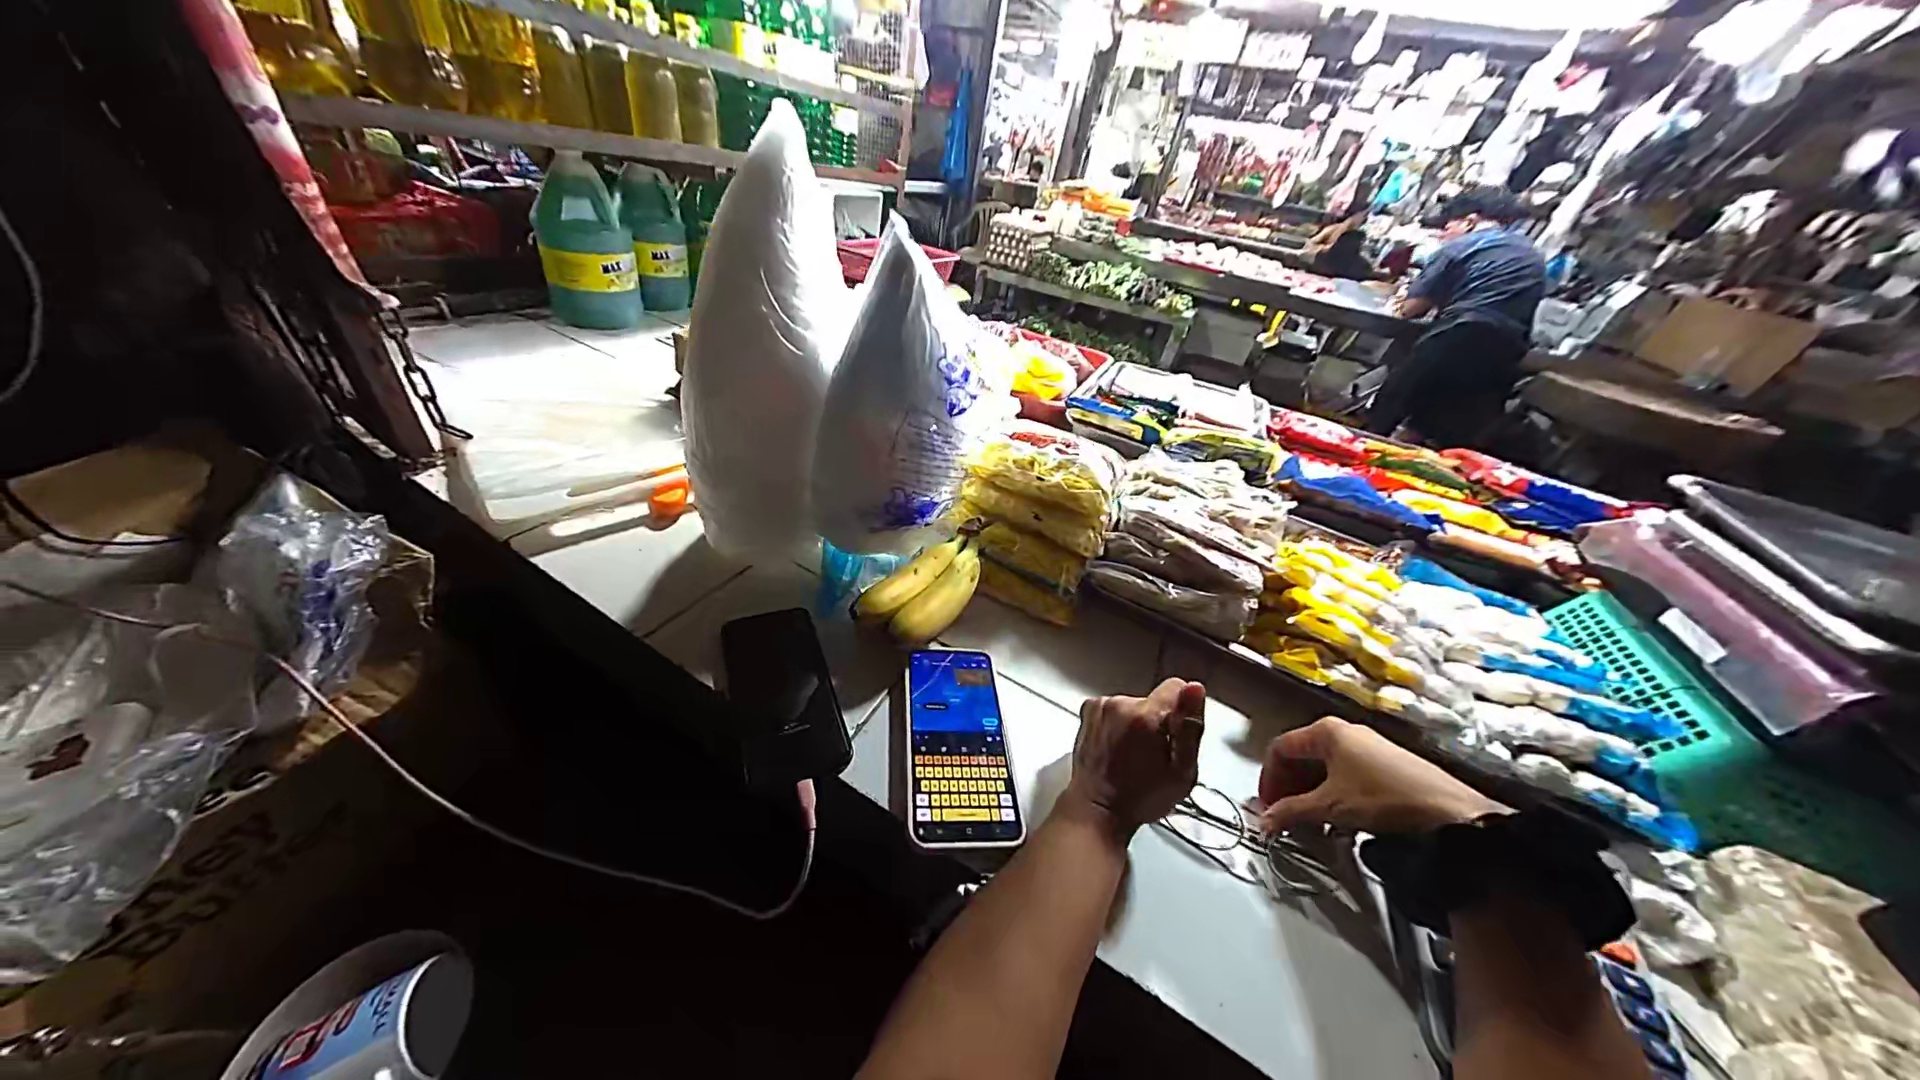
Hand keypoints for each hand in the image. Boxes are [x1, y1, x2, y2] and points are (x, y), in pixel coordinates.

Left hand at [1065, 678, 1205, 835]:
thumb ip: (1191, 726)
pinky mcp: (1088, 713)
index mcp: (1145, 716)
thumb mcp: (1181, 772)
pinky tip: (1118, 748)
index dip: (1183, 710)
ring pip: (1134, 706)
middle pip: (1154, 700)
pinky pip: (1115, 709)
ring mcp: (1100, 707)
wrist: (1097, 809)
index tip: (1177, 734)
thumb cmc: (1139, 798)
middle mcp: (1119, 705)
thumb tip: (1195, 689)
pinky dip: (1118, 724)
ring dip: (1137, 724)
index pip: (1176, 686)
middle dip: (1159, 722)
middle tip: (1154, 755)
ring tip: (1133, 756)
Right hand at [1254, 717, 1505, 834]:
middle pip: (1301, 757)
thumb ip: (1291, 812)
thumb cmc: (1386, 799)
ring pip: (1324, 768)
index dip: (1268, 779)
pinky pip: (1345, 775)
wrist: (1451, 813)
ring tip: (1310, 822)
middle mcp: (1345, 732)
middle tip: (1284, 815)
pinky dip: (1332, 795)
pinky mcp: (1386, 765)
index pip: (1280, 749)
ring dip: (1310, 795)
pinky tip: (1338, 821)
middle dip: (1289, 788)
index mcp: (1326, 731)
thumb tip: (1264, 821)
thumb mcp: (1330, 807)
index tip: (1267, 806)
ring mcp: (1368, 747)